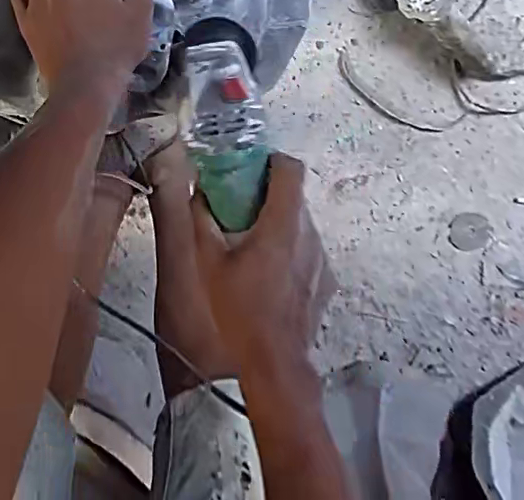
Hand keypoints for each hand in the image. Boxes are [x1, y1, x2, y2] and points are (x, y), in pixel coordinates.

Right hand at [190, 154, 334, 374]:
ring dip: (276, 220)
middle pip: (293, 196)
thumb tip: (197, 191)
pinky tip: (266, 268)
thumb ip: (200, 216)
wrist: (273, 362)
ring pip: (300, 222)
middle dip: (265, 192)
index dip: (271, 160)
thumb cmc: (238, 308)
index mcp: (282, 225)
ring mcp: (321, 261)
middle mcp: (309, 237)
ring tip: (249, 237)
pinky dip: (288, 246)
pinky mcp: (325, 281)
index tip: (250, 164)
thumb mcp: (207, 258)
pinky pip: (307, 248)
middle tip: (238, 201)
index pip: (291, 171)